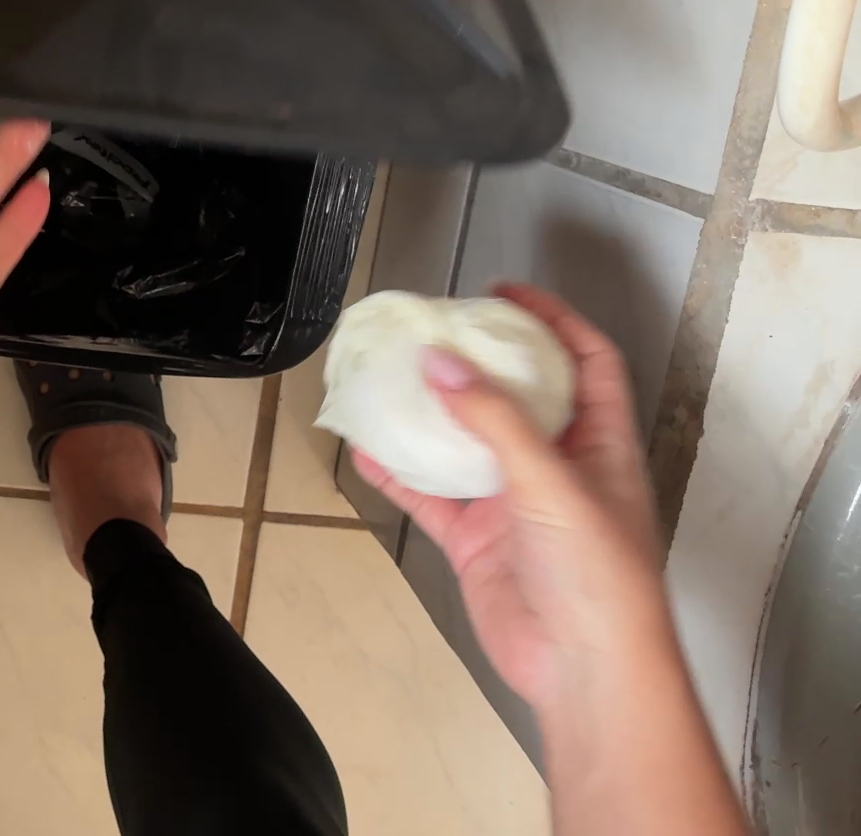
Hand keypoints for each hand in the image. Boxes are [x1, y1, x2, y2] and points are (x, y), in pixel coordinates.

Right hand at [350, 283, 670, 710]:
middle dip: (472, 363)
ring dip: (423, 416)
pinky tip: (364, 453)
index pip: (584, 364)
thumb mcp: (551, 486)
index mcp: (596, 446)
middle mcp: (553, 466)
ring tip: (385, 385)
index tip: (502, 294)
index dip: (552, 321)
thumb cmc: (594, 578)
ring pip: (459, 442)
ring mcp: (509, 500)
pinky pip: (425, 490)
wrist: (576, 665)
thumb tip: (441, 362)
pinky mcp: (472, 532)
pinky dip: (394, 472)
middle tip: (427, 334)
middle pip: (512, 397)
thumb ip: (494, 422)